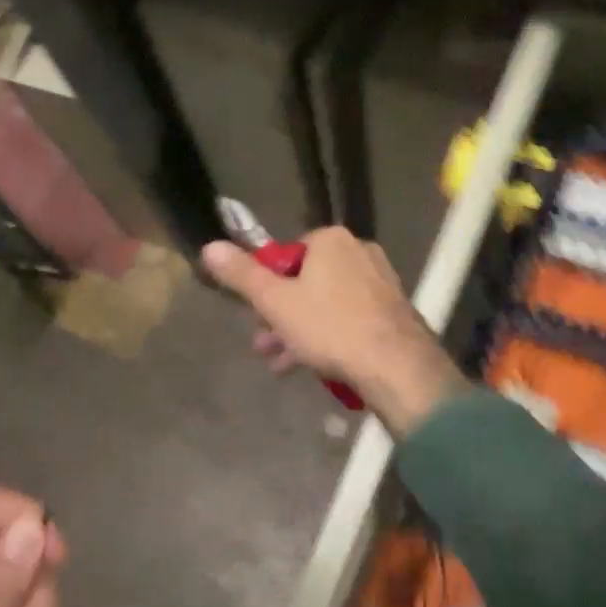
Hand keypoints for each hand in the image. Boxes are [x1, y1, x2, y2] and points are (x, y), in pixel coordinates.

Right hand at [204, 228, 465, 435]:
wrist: (396, 364)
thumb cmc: (330, 327)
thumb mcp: (275, 302)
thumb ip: (242, 275)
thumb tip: (209, 246)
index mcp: (331, 240)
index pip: (287, 254)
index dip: (268, 286)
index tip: (257, 316)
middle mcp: (360, 251)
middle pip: (307, 282)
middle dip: (281, 316)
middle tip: (264, 346)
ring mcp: (380, 280)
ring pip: (328, 304)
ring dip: (301, 332)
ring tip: (282, 364)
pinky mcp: (393, 309)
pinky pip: (351, 317)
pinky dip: (331, 336)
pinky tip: (316, 367)